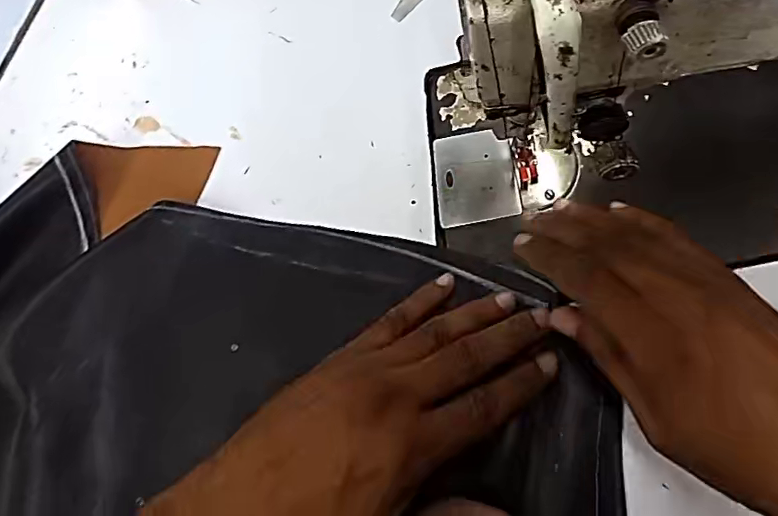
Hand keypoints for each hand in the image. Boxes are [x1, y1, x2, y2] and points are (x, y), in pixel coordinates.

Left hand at [145, 275, 555, 515]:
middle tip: (540, 317)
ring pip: (435, 331)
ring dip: (473, 312)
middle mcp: (396, 395)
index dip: (520, 385)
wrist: (229, 514)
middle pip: (466, 358)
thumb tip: (501, 511)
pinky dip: (420, 302)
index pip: (482, 407)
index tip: (548, 363)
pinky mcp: (343, 356)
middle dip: (507, 338)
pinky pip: (390, 321)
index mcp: (411, 445)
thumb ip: (444, 515)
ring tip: (504, 298)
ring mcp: (368, 368)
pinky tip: (442, 286)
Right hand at [515, 202, 777, 515]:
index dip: (548, 254)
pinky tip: (625, 212)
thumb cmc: (743, 445)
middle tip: (538, 218)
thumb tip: (569, 321)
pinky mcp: (724, 275)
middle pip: (605, 243)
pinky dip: (643, 219)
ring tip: (568, 207)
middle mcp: (674, 292)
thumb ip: (608, 357)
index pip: (584, 274)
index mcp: (650, 331)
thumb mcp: (657, 417)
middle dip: (564, 227)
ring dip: (596, 216)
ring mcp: (702, 278)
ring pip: (636, 232)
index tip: (527, 244)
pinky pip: (673, 234)